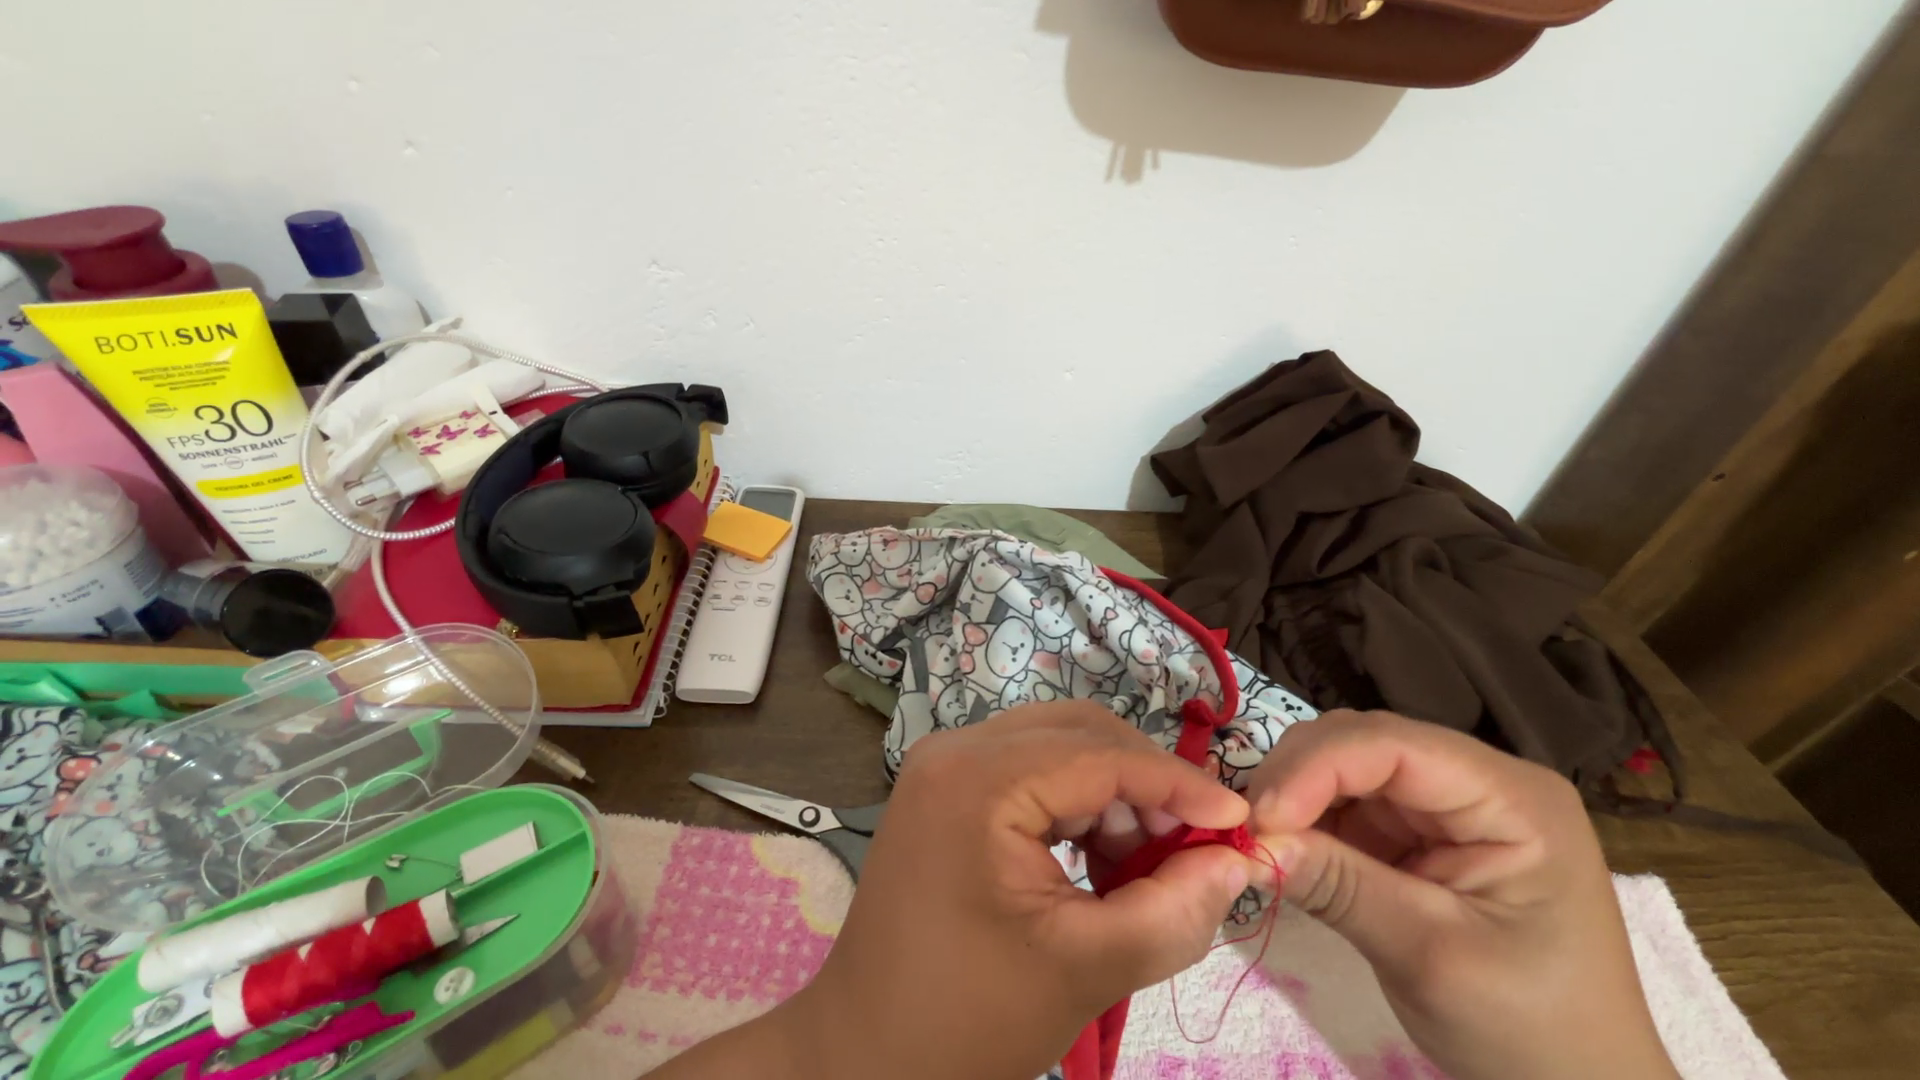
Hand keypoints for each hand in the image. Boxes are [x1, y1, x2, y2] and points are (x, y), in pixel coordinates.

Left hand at [655, 701, 1252, 1079]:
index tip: (1239, 824)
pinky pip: (1030, 769)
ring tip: (1144, 864)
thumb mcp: (1086, 968)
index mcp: (979, 779)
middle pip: (1081, 732)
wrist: (866, 1052)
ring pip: (1058, 746)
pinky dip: (1076, 803)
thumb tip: (1236, 859)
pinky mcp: (945, 788)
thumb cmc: (968, 1016)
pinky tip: (1098, 859)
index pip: (1103, 755)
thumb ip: (1174, 910)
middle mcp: (956, 749)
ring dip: (1113, 793)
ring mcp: (944, 764)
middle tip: (1192, 845)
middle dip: (1146, 783)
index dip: (1181, 785)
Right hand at [1245, 710, 1678, 1079]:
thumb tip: (1250, 841)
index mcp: (1511, 797)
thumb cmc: (1529, 1029)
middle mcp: (1478, 782)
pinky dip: (1307, 823)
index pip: (1392, 744)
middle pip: (1363, 744)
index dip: (1313, 768)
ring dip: (1295, 799)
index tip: (1257, 820)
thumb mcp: (1431, 957)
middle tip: (1245, 832)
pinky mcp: (1419, 832)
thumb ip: (1340, 887)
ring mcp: (1446, 805)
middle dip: (1297, 779)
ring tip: (1259, 843)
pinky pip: (1347, 806)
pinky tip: (1286, 851)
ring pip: (1345, 768)